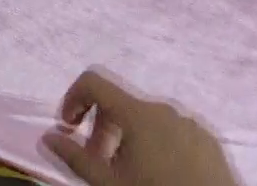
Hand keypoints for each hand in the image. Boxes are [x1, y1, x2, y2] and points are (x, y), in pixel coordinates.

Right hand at [43, 71, 237, 185]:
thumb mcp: (109, 185)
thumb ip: (75, 158)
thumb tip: (47, 136)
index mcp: (137, 113)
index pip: (94, 81)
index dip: (73, 98)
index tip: (68, 128)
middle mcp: (163, 108)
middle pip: (120, 104)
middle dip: (101, 128)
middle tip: (98, 162)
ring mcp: (190, 123)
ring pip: (147, 121)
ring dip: (128, 139)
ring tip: (130, 174)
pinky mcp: (209, 141)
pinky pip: (173, 132)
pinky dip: (157, 146)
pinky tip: (160, 177)